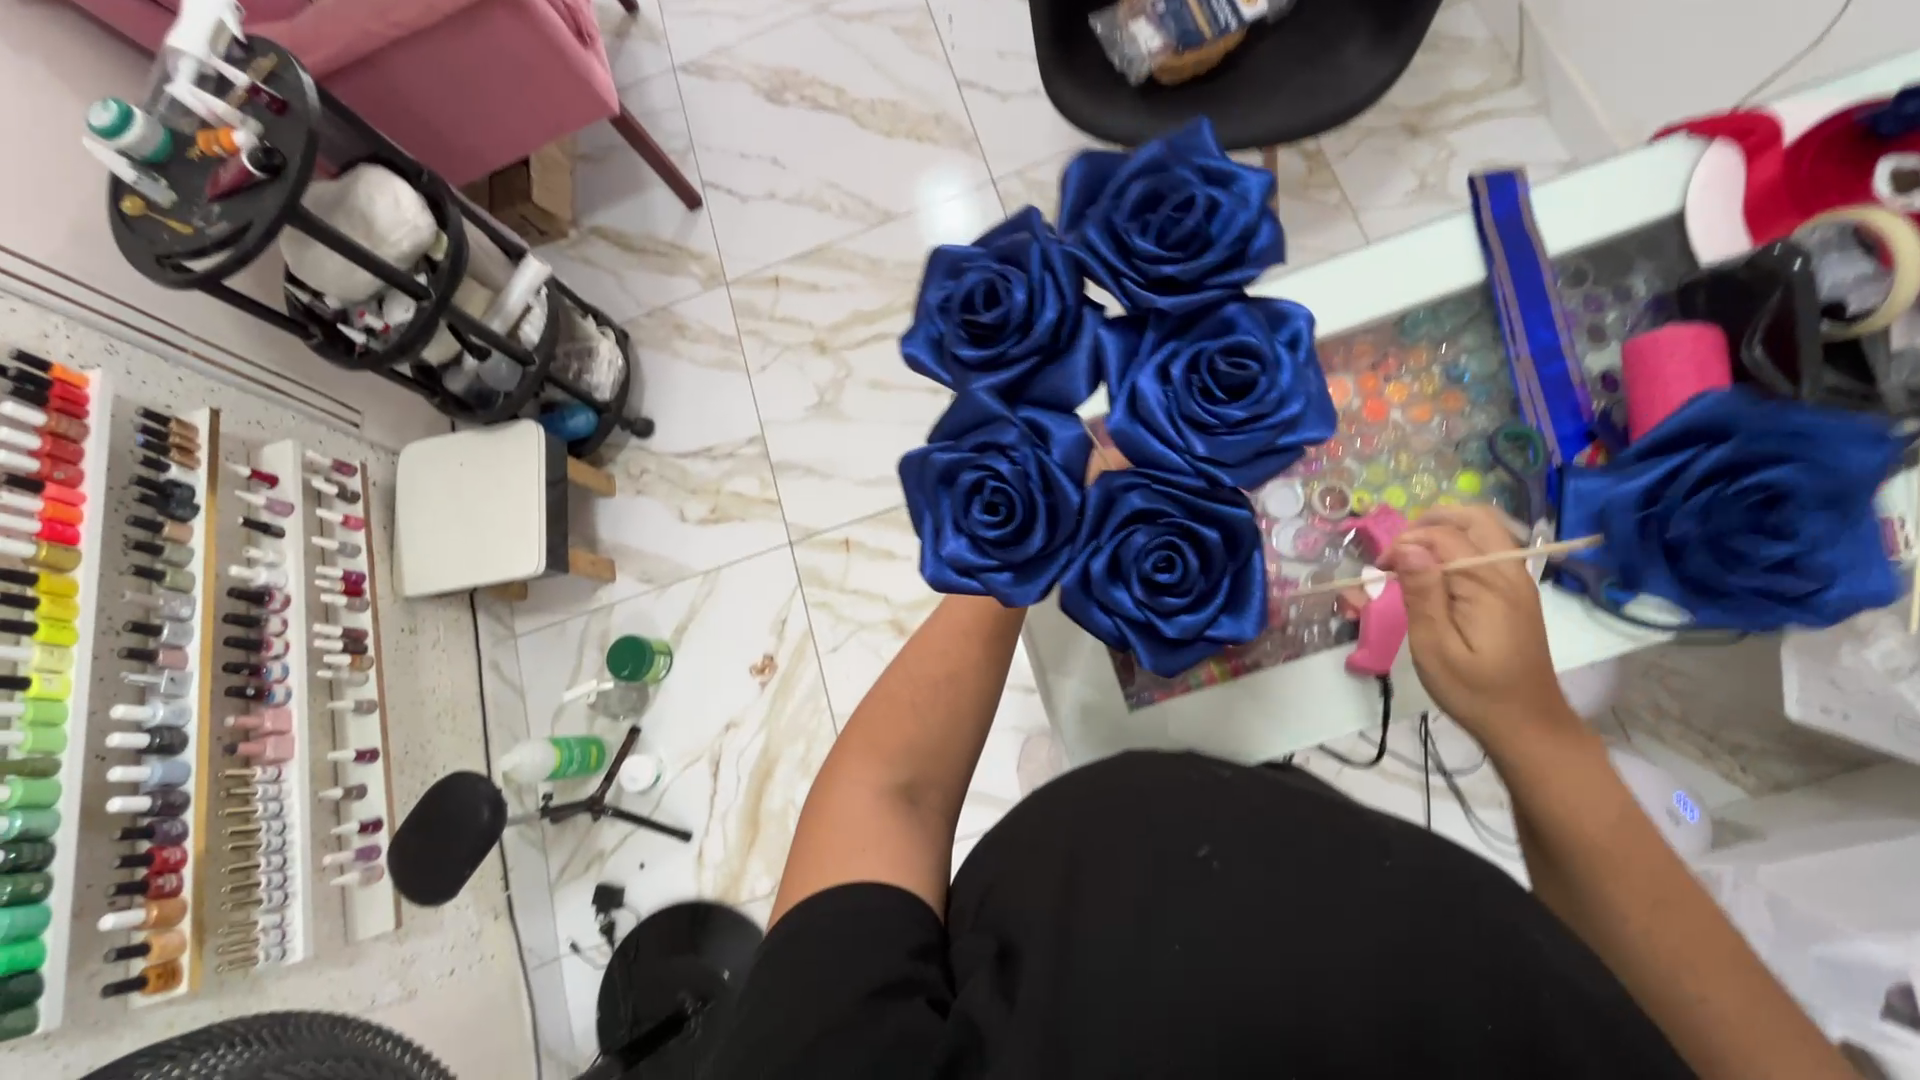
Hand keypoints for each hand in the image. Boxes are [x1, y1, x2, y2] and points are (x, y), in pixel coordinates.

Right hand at [1379, 506, 1576, 748]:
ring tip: (1412, 558)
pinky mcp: (1516, 592)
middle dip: (1429, 523)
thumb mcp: (1435, 646)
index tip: (1378, 570)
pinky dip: (1458, 547)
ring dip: (1444, 531)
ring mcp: (1518, 581)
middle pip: (1474, 517)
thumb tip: (1408, 547)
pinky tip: (1435, 574)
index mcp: (1489, 584)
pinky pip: (1490, 550)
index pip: (1443, 536)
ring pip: (1485, 529)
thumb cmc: (1474, 690)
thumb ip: (1422, 593)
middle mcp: (1510, 572)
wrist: (1527, 724)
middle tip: (1398, 551)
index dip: (1404, 543)